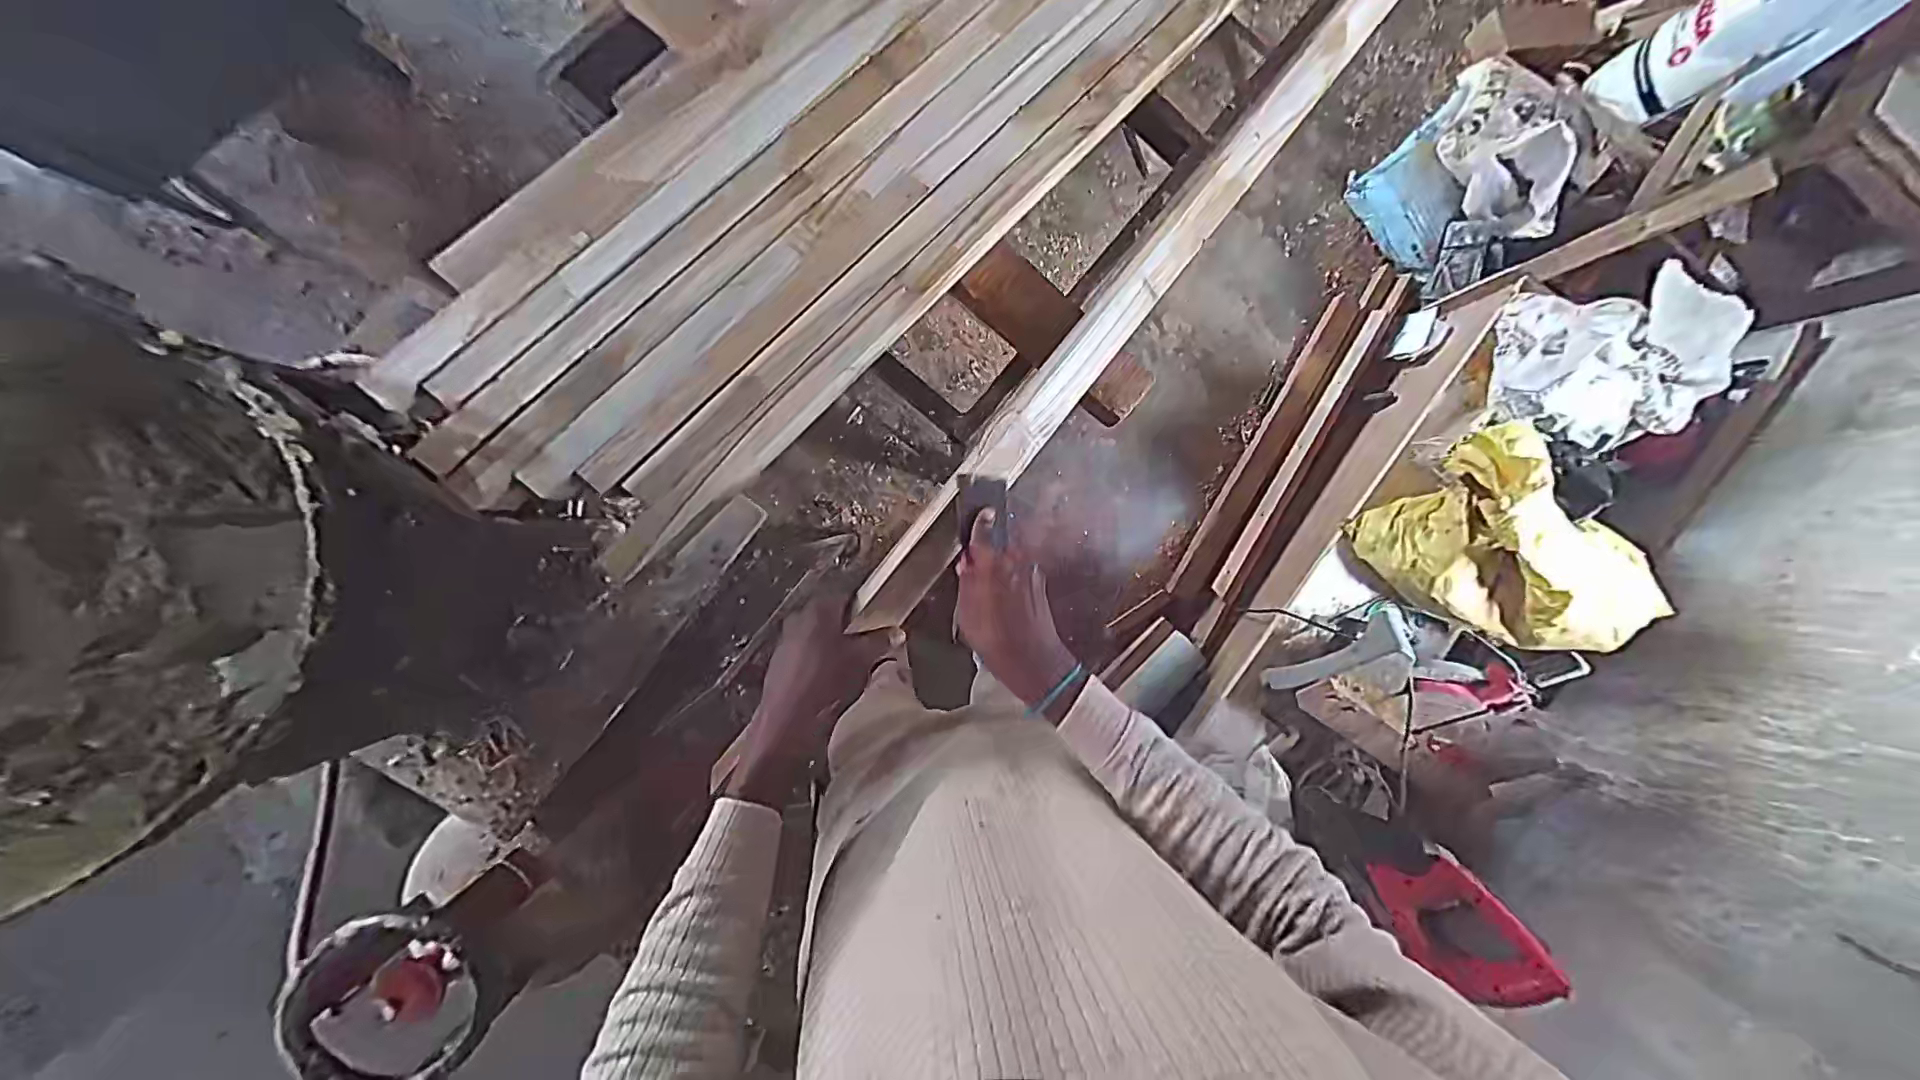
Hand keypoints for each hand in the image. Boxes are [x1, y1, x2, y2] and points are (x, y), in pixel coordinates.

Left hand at [723, 591, 896, 806]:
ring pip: (818, 636)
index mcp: (818, 610)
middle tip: (869, 644)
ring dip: (834, 646)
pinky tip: (830, 680)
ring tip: (852, 666)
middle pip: (831, 615)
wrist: (788, 724)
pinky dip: (820, 661)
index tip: (878, 619)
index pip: (846, 595)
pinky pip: (806, 654)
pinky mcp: (779, 663)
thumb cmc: (827, 685)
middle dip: (850, 628)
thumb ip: (880, 642)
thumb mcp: (863, 660)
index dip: (865, 607)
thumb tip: (895, 633)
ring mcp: (785, 641)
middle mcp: (798, 619)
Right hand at [955, 509, 1081, 718]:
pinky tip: (1002, 595)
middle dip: (989, 543)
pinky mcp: (1040, 584)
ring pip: (1012, 555)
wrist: (1033, 660)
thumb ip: (966, 580)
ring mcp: (1031, 571)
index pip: (984, 529)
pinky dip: (1011, 574)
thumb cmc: (996, 639)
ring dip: (1001, 560)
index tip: (979, 510)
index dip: (980, 519)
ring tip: (986, 581)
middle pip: (1001, 540)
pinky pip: (1021, 570)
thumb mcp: (966, 611)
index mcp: (993, 562)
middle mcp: (1016, 561)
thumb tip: (967, 562)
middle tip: (975, 557)